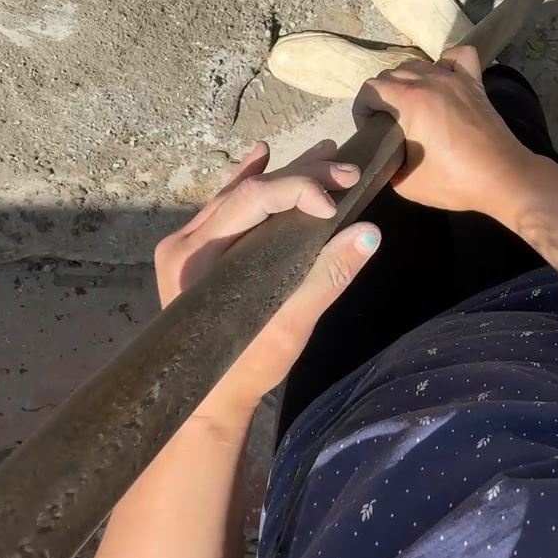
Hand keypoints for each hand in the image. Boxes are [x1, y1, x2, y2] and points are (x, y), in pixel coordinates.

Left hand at [154, 140, 381, 406]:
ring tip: (328, 154)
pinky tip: (263, 152)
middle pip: (252, 189)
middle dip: (305, 175)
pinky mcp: (201, 250)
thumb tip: (370, 233)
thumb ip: (326, 278)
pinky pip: (231, 203)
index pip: (254, 198)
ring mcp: (190, 243)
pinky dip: (252, 177)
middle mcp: (187, 240)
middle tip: (350, 171)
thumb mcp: (289, 327)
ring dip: (289, 172)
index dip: (300, 187)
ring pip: (245, 191)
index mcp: (197, 254)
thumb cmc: (242, 368)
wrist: (203, 405)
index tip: (339, 202)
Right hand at [352, 46, 541, 213]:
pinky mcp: (475, 83)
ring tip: (411, 107)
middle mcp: (431, 81)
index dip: (362, 110)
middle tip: (388, 125)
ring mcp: (455, 79)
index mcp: (410, 101)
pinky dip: (445, 63)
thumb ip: (387, 162)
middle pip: (392, 74)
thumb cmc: (455, 181)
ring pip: (418, 64)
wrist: (503, 177)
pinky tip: (443, 81)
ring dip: (407, 81)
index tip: (371, 131)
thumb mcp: (406, 183)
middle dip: (382, 97)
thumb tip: (386, 154)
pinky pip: (458, 57)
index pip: (370, 89)